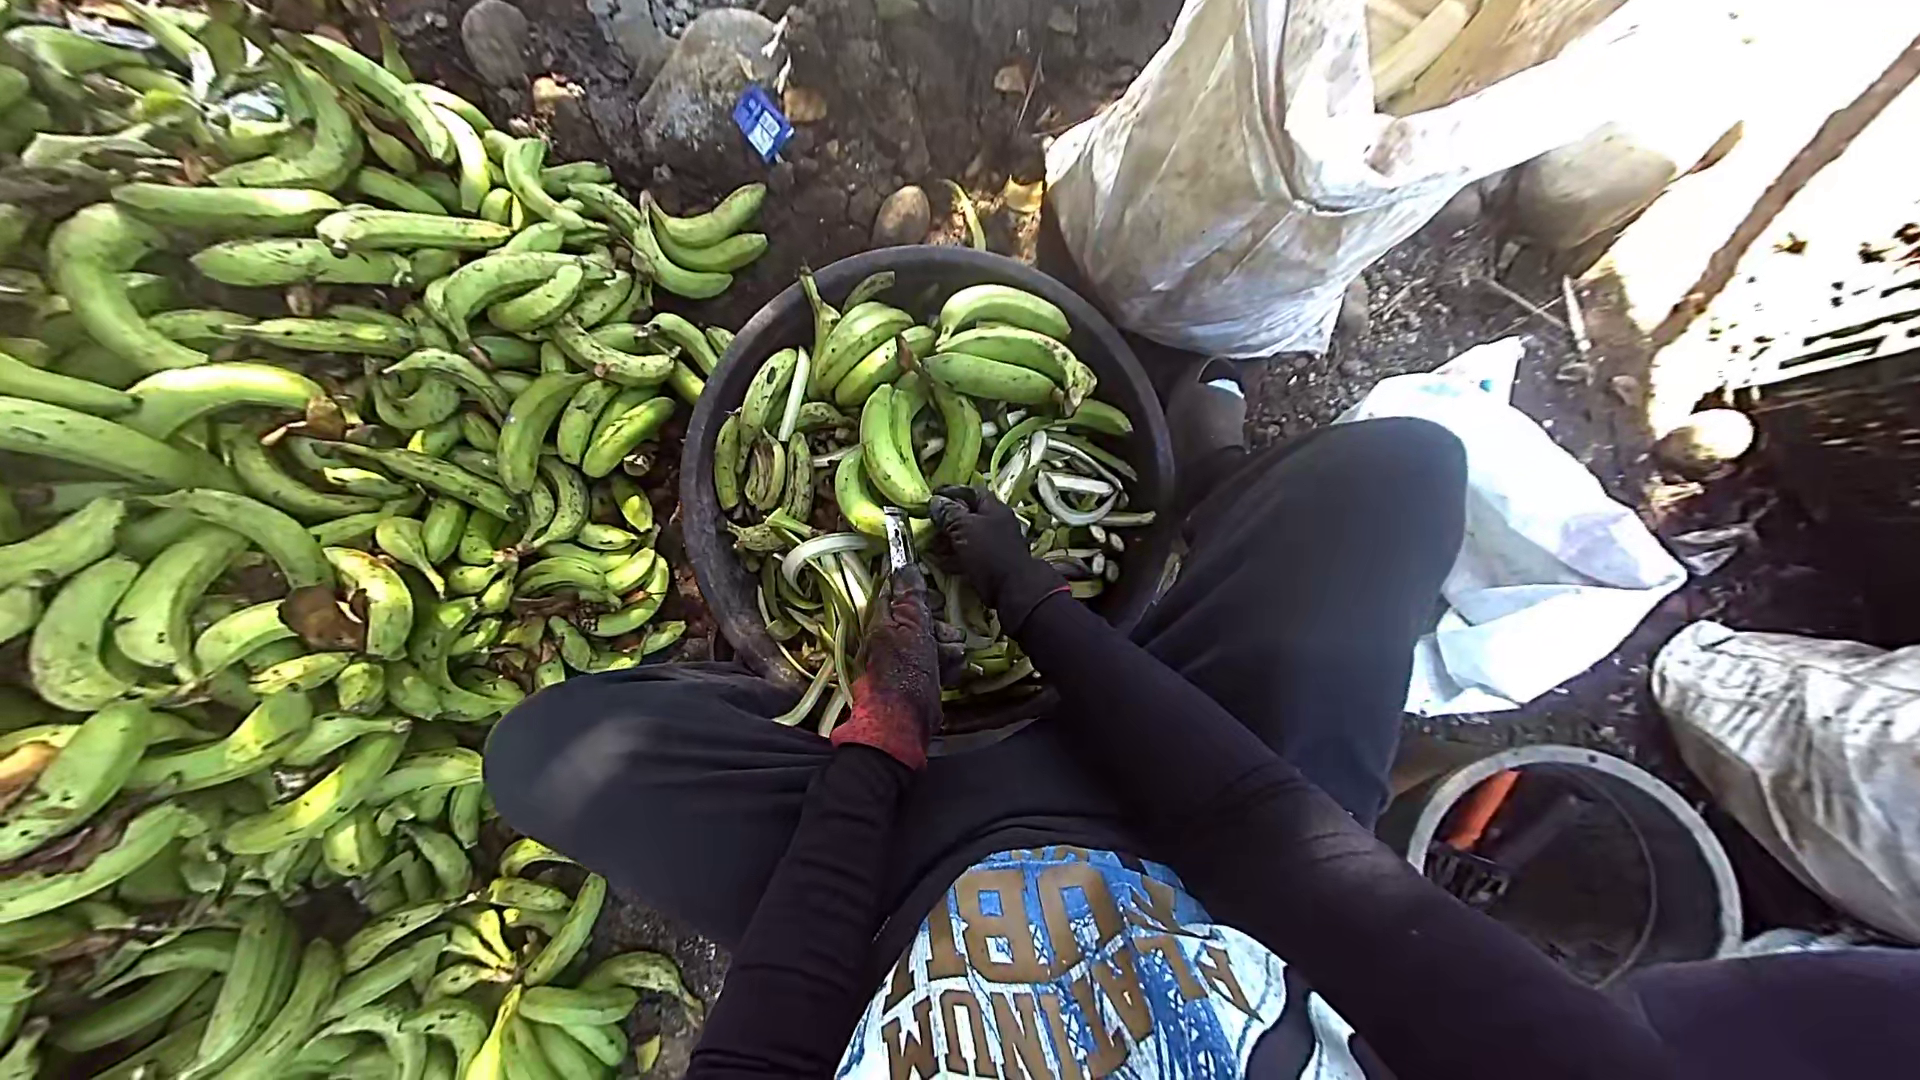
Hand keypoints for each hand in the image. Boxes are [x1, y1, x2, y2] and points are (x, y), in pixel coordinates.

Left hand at [831, 566, 941, 767]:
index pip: (895, 592)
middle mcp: (888, 639)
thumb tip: (905, 564)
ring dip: (946, 645)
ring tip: (949, 656)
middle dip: (937, 622)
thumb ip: (911, 598)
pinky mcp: (917, 678)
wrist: (903, 725)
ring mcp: (902, 660)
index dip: (915, 587)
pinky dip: (946, 665)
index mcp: (880, 622)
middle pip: (919, 617)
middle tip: (944, 630)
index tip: (933, 592)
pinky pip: (937, 661)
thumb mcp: (912, 630)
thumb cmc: (905, 675)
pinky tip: (949, 671)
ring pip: (932, 639)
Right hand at [926, 485, 1066, 633]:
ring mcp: (993, 544)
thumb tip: (935, 502)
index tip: (932, 496)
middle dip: (946, 518)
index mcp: (993, 508)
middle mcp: (995, 523)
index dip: (951, 492)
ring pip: (966, 536)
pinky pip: (967, 554)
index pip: (971, 492)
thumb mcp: (964, 527)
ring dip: (947, 538)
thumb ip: (949, 513)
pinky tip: (937, 560)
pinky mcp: (989, 563)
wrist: (1011, 588)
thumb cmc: (988, 551)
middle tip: (927, 521)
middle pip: (968, 515)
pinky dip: (952, 556)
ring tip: (928, 541)